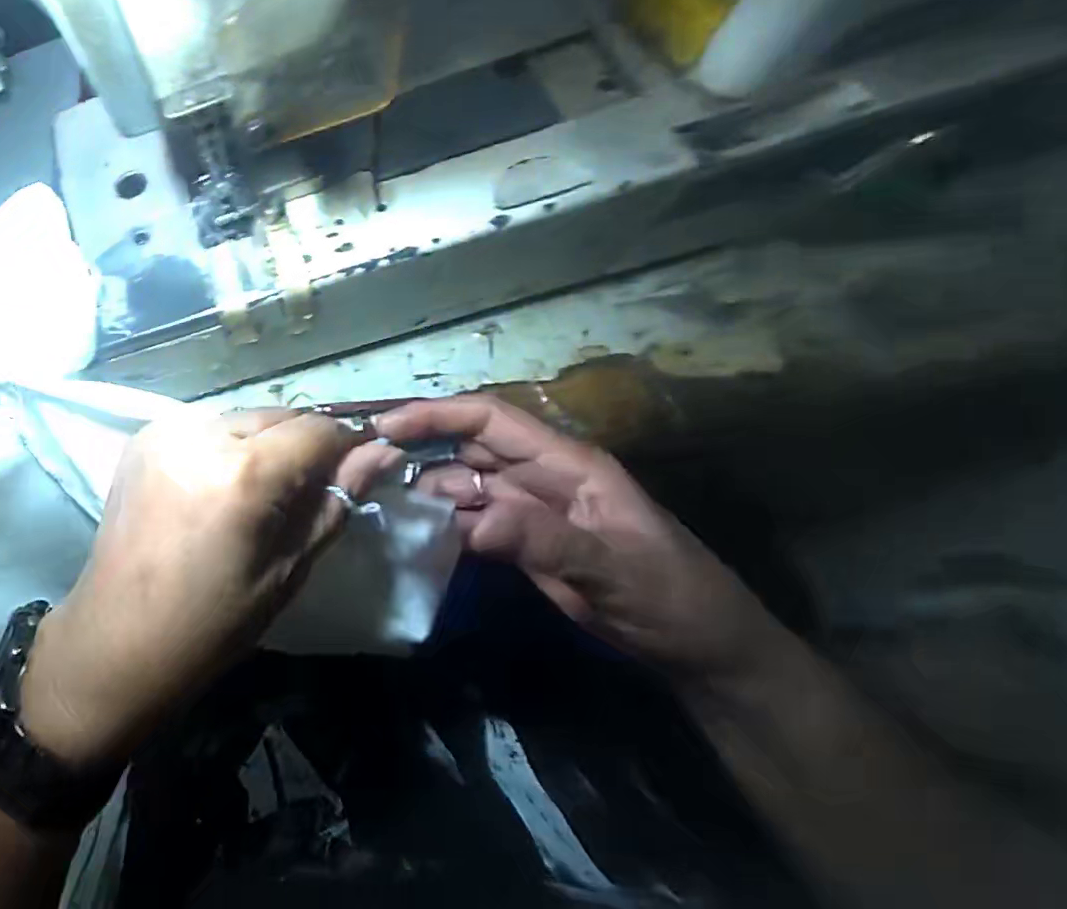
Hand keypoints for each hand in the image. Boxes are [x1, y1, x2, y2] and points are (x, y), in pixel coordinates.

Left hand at [22, 410, 399, 769]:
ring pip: (244, 416)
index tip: (355, 470)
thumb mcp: (287, 569)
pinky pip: (207, 425)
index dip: (345, 447)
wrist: (115, 641)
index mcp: (242, 474)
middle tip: (308, 489)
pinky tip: (223, 483)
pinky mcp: (142, 437)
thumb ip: (334, 502)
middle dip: (304, 444)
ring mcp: (165, 430)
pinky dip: (228, 444)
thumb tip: (381, 454)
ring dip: (266, 442)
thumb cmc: (210, 624)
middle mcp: (201, 435)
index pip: (317, 430)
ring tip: (263, 490)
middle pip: (279, 415)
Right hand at [374, 396, 791, 681]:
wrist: (700, 650)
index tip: (386, 427)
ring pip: (465, 483)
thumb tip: (471, 521)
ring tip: (382, 503)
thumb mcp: (615, 570)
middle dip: (420, 446)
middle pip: (470, 445)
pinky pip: (472, 520)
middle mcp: (541, 476)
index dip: (438, 415)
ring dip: (426, 489)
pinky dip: (443, 523)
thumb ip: (544, 541)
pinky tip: (415, 533)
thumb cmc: (673, 599)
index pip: (492, 419)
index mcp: (568, 463)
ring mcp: (530, 509)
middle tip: (366, 465)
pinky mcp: (523, 541)